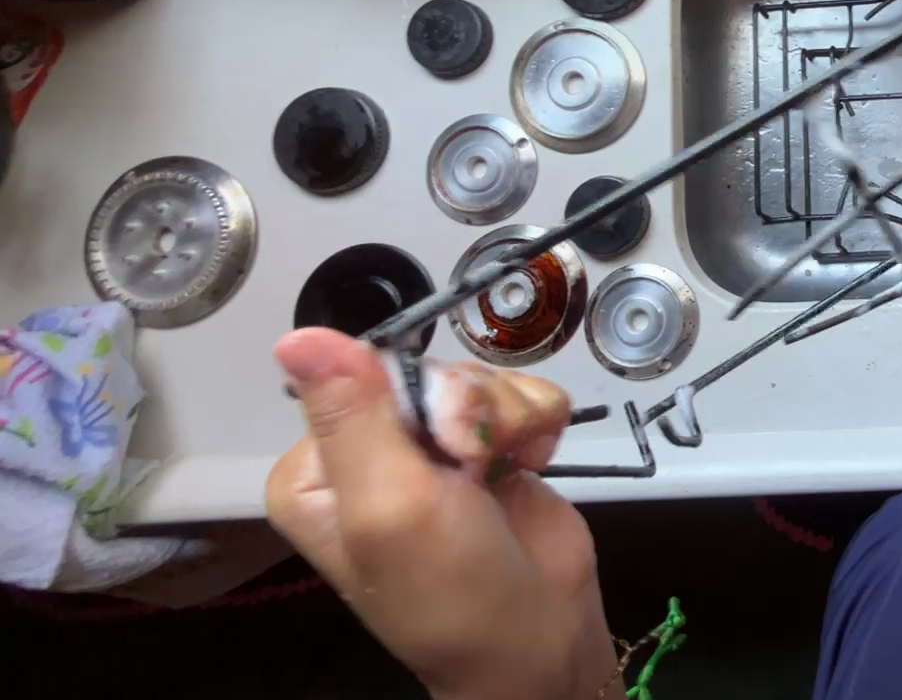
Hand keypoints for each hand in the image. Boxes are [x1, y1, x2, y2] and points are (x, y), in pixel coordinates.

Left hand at [265, 328, 616, 699]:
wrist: (539, 625)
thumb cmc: (451, 584)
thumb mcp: (391, 504)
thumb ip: (356, 417)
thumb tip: (297, 336)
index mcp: (324, 464)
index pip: (376, 375)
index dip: (427, 398)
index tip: (451, 448)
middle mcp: (380, 448)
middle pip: (444, 371)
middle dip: (480, 412)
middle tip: (482, 466)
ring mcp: (445, 445)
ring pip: (494, 379)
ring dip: (518, 421)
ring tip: (512, 471)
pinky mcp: (502, 443)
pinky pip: (531, 393)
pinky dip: (543, 425)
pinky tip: (534, 463)